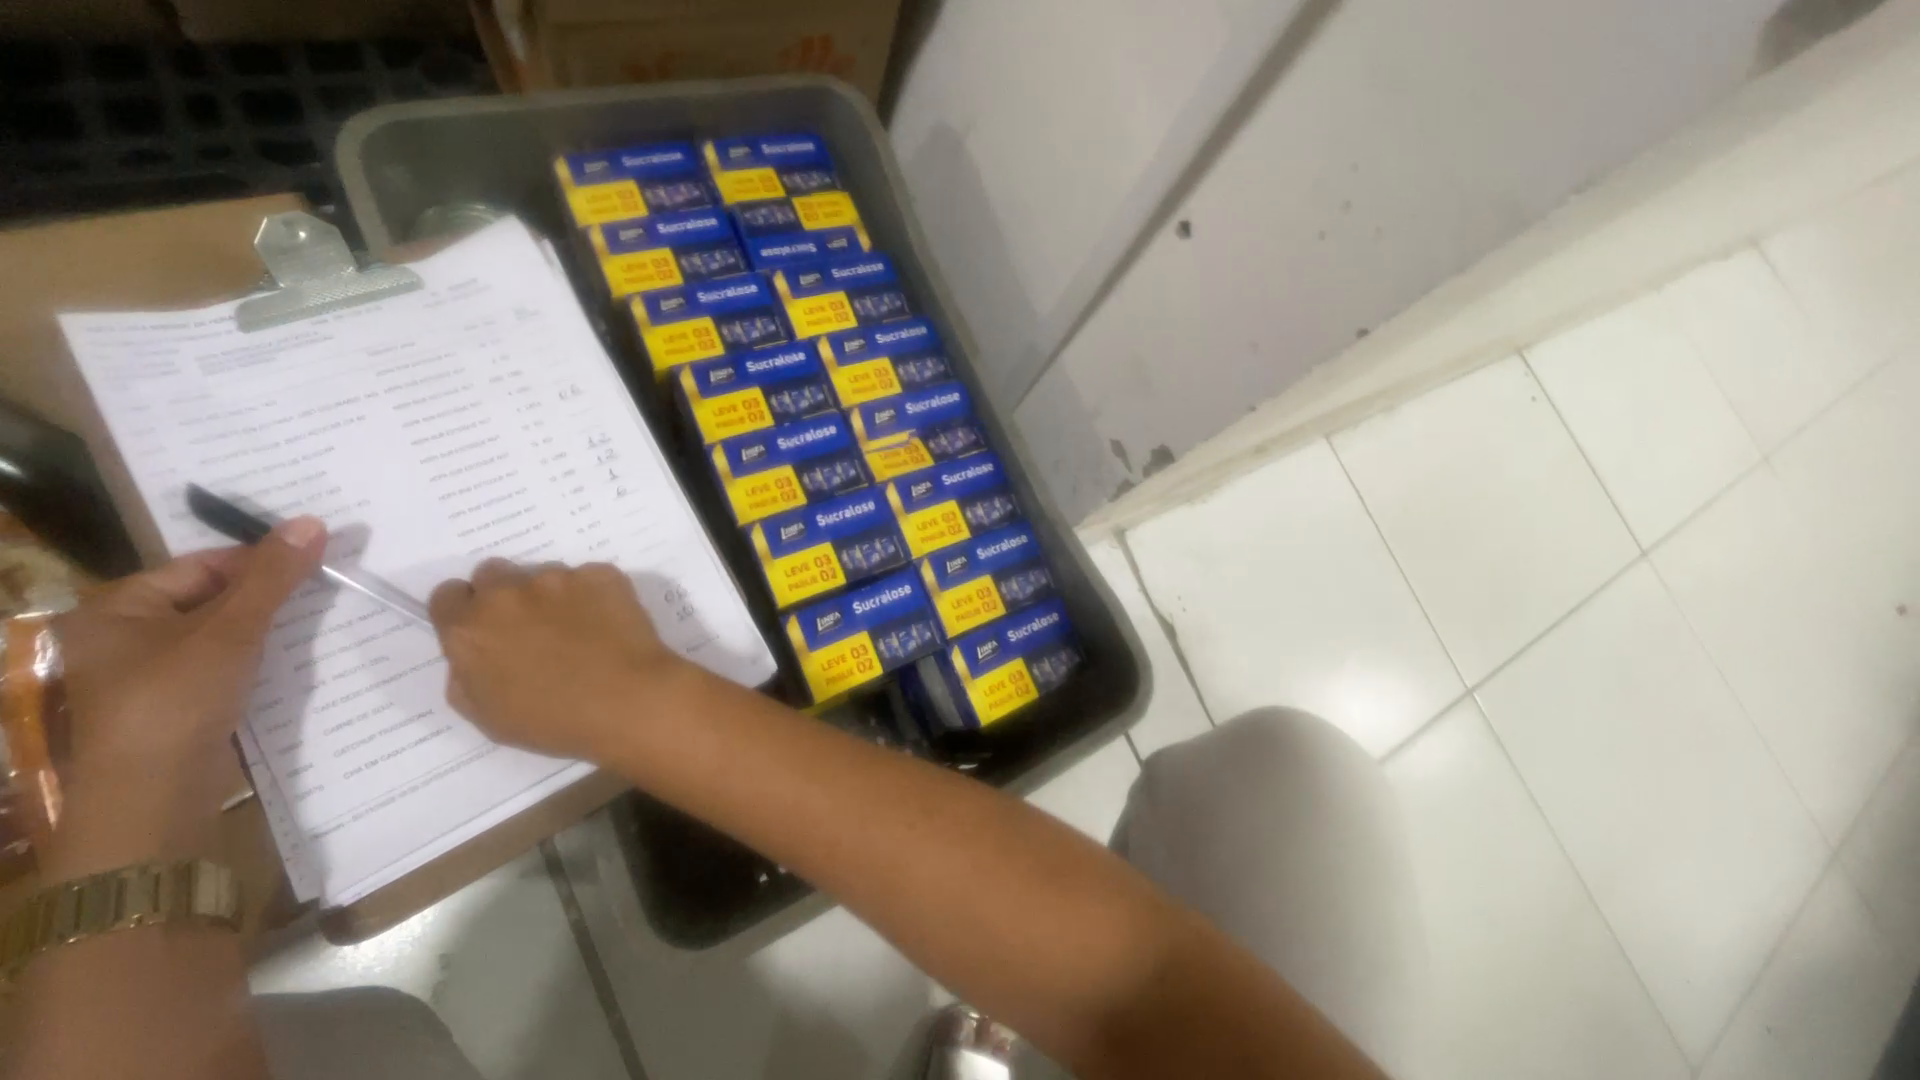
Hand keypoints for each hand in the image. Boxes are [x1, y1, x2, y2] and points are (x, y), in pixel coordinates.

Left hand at [48, 518, 324, 871]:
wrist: (156, 793)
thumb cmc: (178, 698)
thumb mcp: (232, 629)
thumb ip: (273, 576)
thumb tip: (312, 520)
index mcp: (114, 609)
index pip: (201, 565)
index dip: (259, 560)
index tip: (316, 560)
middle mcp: (121, 636)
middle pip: (210, 597)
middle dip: (268, 594)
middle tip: (324, 587)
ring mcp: (146, 674)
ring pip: (220, 633)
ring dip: (267, 627)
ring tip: (317, 620)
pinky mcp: (174, 704)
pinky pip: (222, 665)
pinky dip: (257, 658)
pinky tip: (292, 659)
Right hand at [429, 559, 694, 760]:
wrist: (629, 702)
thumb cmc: (555, 721)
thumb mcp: (487, 717)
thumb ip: (465, 677)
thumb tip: (469, 655)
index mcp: (470, 629)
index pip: (448, 596)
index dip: (464, 611)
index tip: (483, 628)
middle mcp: (508, 593)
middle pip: (493, 575)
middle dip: (503, 596)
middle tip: (530, 628)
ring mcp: (558, 579)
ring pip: (544, 576)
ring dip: (551, 596)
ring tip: (578, 632)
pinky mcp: (601, 574)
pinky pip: (588, 579)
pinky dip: (593, 596)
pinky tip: (607, 625)